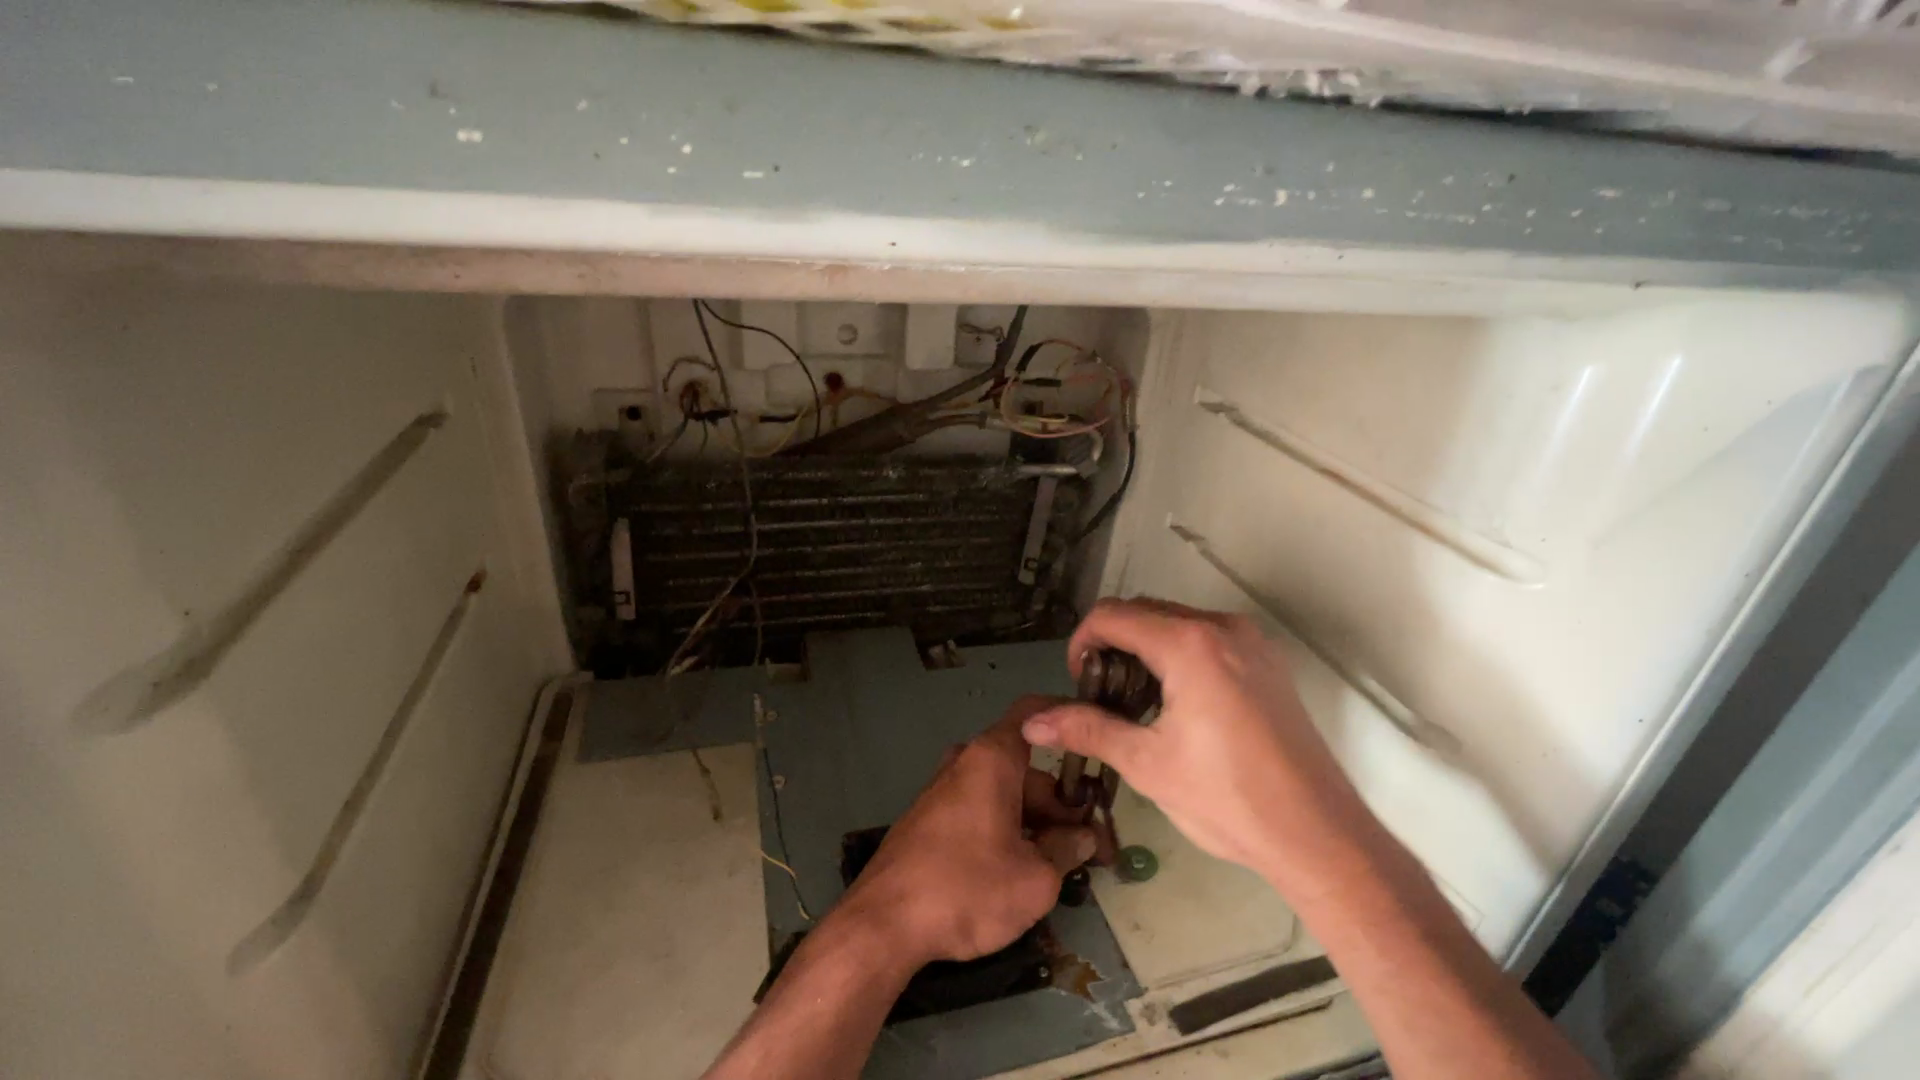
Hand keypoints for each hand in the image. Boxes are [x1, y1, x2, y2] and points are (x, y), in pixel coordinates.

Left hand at [835, 697, 1096, 966]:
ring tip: (1062, 865)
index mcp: (992, 759)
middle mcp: (965, 763)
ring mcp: (943, 792)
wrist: (883, 925)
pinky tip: (1021, 870)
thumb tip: (1084, 837)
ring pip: (1003, 794)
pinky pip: (980, 812)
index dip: (1068, 717)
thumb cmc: (966, 890)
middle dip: (1060, 802)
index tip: (1098, 739)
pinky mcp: (929, 821)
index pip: (1034, 713)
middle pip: (1025, 768)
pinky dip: (1006, 830)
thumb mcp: (1036, 878)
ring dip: (1035, 822)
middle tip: (1092, 846)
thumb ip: (1066, 849)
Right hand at [1022, 598, 1376, 888]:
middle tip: (1100, 698)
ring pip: (1178, 623)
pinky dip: (1179, 657)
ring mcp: (1253, 642)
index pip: (1113, 615)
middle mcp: (1223, 628)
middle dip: (1113, 645)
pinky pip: (1208, 639)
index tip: (1077, 684)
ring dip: (1145, 650)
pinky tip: (1176, 706)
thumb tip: (1031, 721)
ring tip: (1135, 706)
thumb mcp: (1146, 763)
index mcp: (1190, 644)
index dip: (1082, 642)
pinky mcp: (1268, 663)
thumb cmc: (1226, 799)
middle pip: (1146, 612)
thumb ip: (1087, 729)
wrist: (1316, 834)